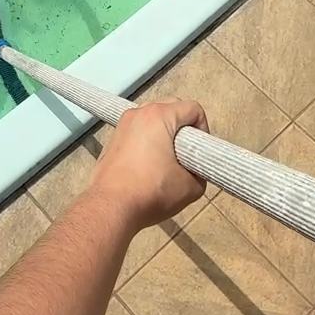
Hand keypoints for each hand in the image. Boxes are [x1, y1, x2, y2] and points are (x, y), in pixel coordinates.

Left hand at [84, 99, 208, 229]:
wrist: (111, 207)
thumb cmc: (150, 192)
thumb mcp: (190, 187)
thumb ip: (200, 172)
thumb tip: (194, 170)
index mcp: (159, 116)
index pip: (192, 108)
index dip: (203, 129)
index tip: (200, 151)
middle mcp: (139, 113)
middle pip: (171, 107)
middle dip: (184, 127)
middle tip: (188, 153)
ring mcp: (123, 124)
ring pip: (153, 117)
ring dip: (165, 132)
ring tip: (168, 158)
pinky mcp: (113, 138)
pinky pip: (138, 130)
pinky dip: (148, 139)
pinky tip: (150, 163)